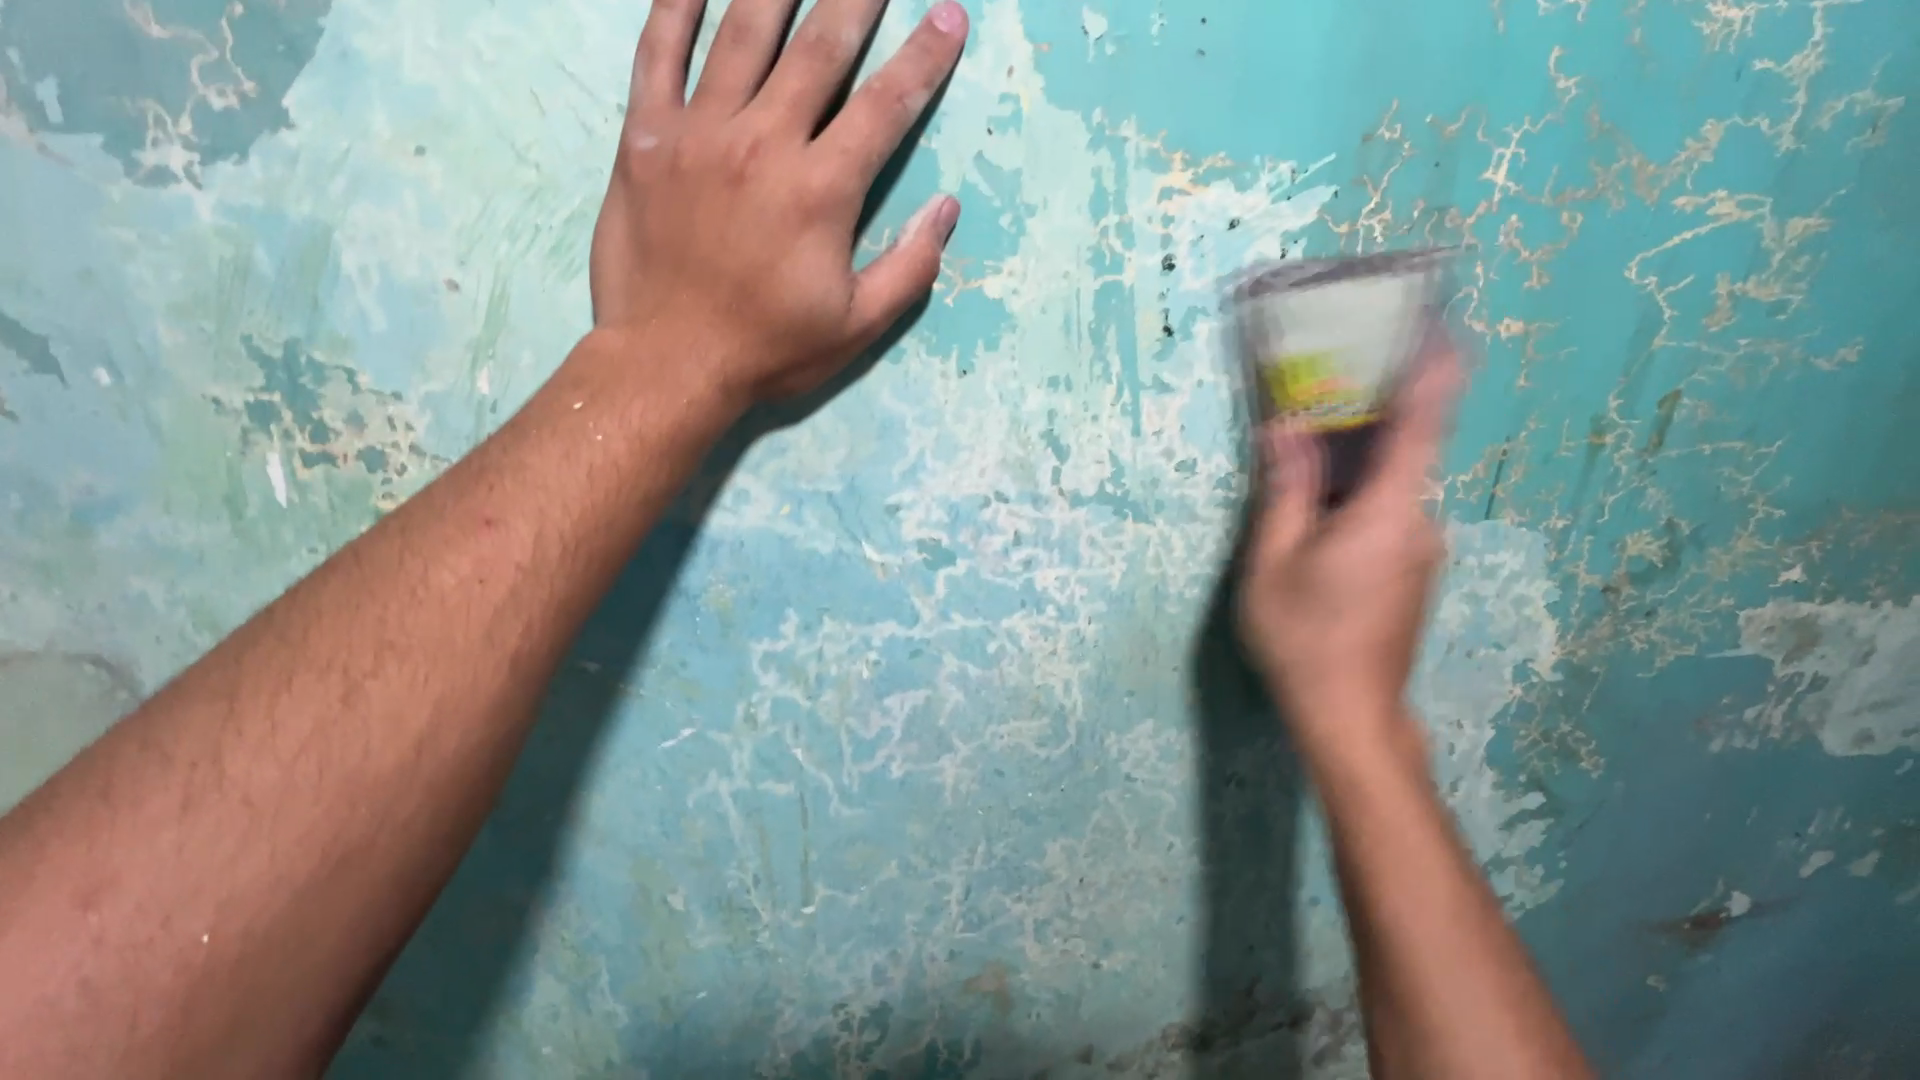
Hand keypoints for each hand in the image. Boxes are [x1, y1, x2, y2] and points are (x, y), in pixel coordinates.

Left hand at [589, 0, 968, 409]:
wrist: (667, 363)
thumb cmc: (768, 350)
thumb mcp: (857, 327)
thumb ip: (910, 267)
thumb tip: (948, 209)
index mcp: (821, 191)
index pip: (886, 106)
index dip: (924, 57)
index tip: (949, 16)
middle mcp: (763, 143)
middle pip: (819, 48)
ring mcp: (697, 133)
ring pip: (742, 32)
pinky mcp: (644, 139)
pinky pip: (659, 53)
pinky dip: (677, 7)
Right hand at [1238, 346, 1462, 750]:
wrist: (1350, 715)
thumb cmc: (1304, 636)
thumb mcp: (1272, 561)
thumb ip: (1285, 490)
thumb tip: (1286, 427)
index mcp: (1387, 511)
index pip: (1423, 421)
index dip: (1432, 367)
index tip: (1440, 320)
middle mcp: (1419, 521)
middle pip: (1400, 451)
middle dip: (1362, 418)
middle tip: (1317, 391)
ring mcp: (1422, 548)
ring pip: (1388, 486)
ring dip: (1351, 464)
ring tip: (1303, 454)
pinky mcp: (1413, 569)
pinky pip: (1386, 513)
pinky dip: (1355, 497)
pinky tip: (1316, 516)